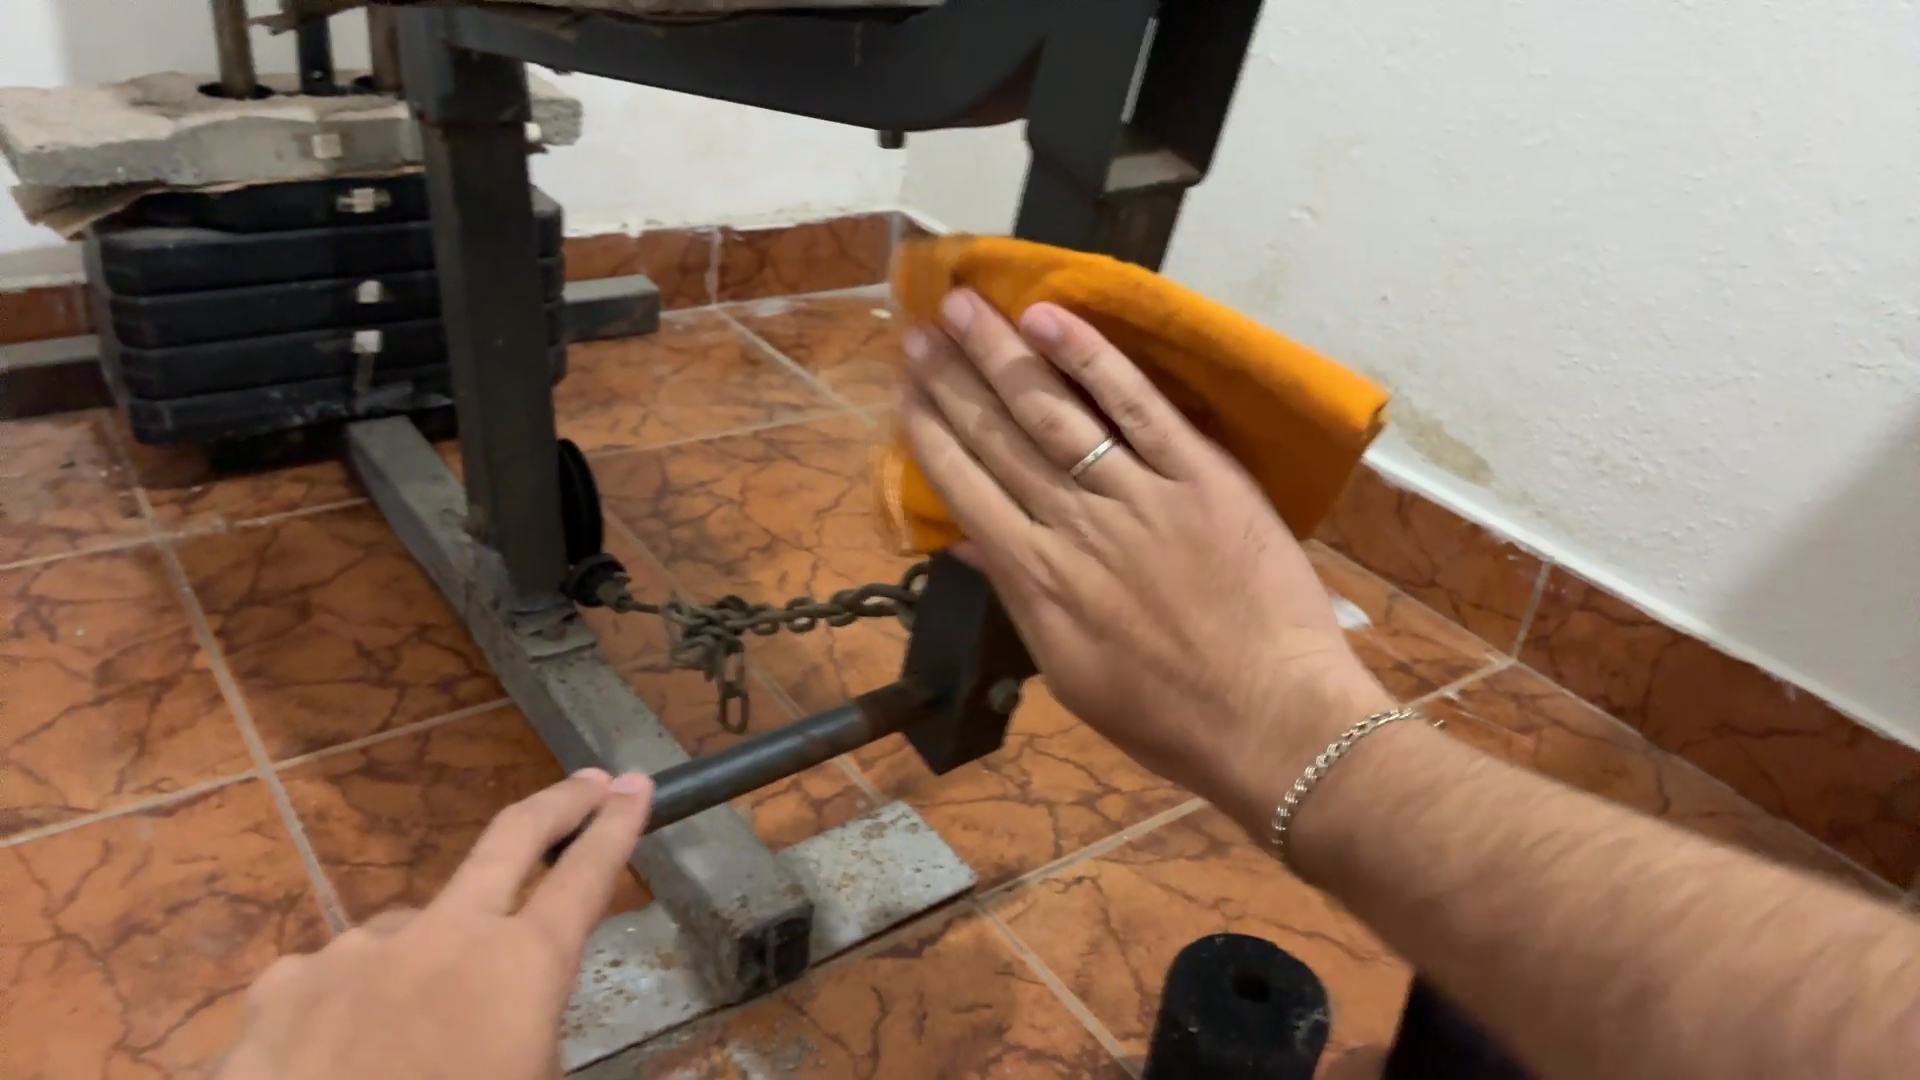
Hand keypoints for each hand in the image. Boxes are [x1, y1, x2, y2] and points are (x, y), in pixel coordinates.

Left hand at [216, 769, 655, 1079]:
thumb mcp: (529, 1073)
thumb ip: (531, 1025)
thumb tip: (515, 1001)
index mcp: (519, 968)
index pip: (587, 872)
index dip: (618, 822)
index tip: (636, 785)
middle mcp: (446, 936)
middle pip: (514, 836)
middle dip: (562, 802)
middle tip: (589, 783)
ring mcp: (359, 949)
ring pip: (413, 926)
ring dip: (427, 956)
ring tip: (401, 1035)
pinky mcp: (282, 984)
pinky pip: (337, 972)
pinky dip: (352, 996)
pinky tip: (332, 1051)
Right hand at [898, 290, 1393, 832]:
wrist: (1270, 724)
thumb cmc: (1164, 715)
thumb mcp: (1068, 672)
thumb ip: (1019, 599)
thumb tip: (971, 547)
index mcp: (1035, 580)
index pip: (964, 489)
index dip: (929, 434)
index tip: (904, 392)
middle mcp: (1071, 527)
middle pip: (997, 438)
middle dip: (951, 380)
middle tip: (919, 330)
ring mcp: (1136, 496)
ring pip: (1052, 412)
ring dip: (1001, 355)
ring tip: (962, 307)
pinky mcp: (1200, 477)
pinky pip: (1138, 407)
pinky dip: (1093, 360)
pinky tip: (1050, 319)